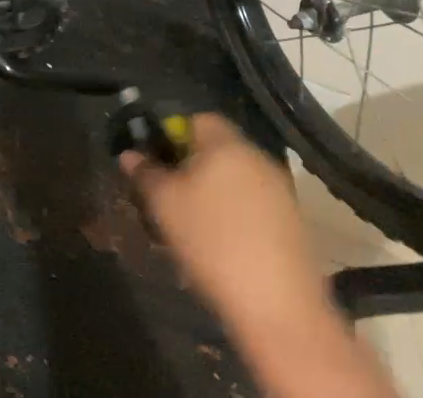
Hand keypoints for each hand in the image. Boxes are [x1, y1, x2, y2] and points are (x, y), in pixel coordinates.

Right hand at [118, 115, 329, 331]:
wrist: (277, 304)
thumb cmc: (211, 240)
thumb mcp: (163, 204)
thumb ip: (144, 172)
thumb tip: (130, 154)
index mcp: (227, 145)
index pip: (197, 119)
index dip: (172, 134)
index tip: (155, 161)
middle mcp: (258, 159)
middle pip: (216, 149)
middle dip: (188, 165)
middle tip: (165, 193)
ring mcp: (281, 192)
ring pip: (234, 178)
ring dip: (210, 191)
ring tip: (188, 223)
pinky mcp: (292, 223)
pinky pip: (252, 203)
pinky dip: (233, 213)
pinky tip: (219, 243)